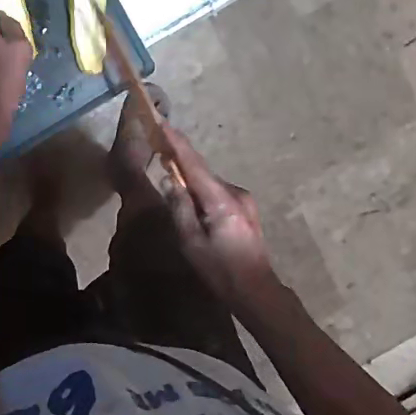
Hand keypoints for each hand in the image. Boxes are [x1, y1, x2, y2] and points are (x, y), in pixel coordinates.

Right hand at [161, 127, 291, 313]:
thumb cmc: (220, 270)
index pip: (194, 164)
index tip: (163, 124)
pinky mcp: (246, 209)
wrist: (256, 291)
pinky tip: (191, 202)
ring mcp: (244, 200)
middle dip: (180, 161)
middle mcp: (236, 192)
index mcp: (221, 200)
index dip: (177, 143)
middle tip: (159, 149)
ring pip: (209, 183)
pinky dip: (202, 192)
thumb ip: (180, 208)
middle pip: (202, 171)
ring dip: (191, 180)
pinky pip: (217, 192)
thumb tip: (170, 181)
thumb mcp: (191, 242)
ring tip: (171, 181)